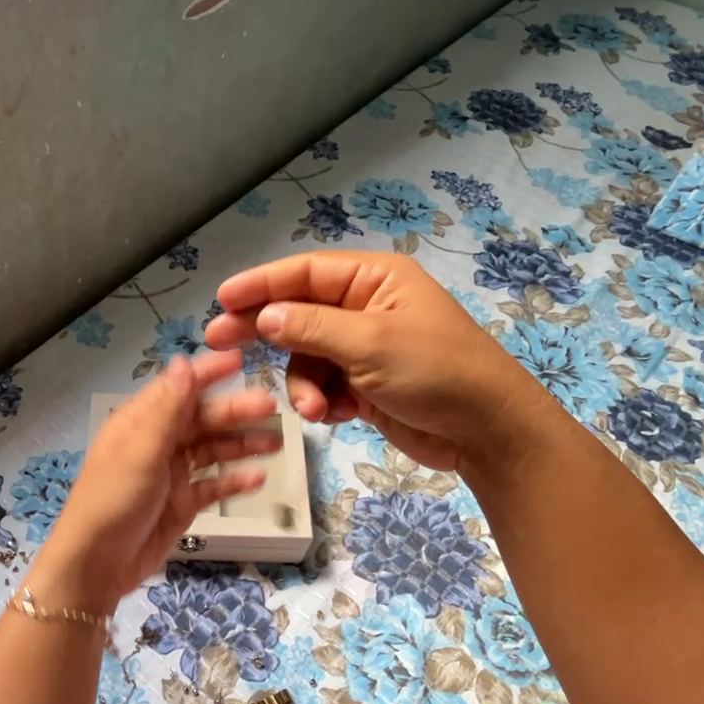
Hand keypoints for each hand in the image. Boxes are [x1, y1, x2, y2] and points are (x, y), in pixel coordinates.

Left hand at [30, 350, 281, 611]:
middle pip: (202, 419)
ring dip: (241, 444)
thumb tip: (184, 362)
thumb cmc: (113, 499)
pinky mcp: (182, 504)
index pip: (178, 389)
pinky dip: (234, 481)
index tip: (241, 361)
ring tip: (276, 441)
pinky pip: (213, 486)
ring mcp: (171, 474)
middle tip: (271, 406)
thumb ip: (168, 409)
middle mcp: (157, 443)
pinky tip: (258, 478)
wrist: (97, 565)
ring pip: (212, 451)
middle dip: (234, 412)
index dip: (208, 373)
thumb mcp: (141, 450)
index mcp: (139, 423)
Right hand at [205, 251, 557, 472]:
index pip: (305, 273)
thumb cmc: (436, 372)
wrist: (486, 431)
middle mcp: (365, 307)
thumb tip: (264, 316)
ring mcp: (363, 348)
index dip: (261, 284)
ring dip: (304, 386)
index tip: (221, 299)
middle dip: (264, 331)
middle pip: (298, 312)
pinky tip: (339, 416)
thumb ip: (311, 328)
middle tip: (218, 342)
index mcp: (374, 280)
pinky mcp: (364, 385)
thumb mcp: (370, 344)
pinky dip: (324, 402)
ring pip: (306, 358)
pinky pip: (323, 385)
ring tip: (318, 411)